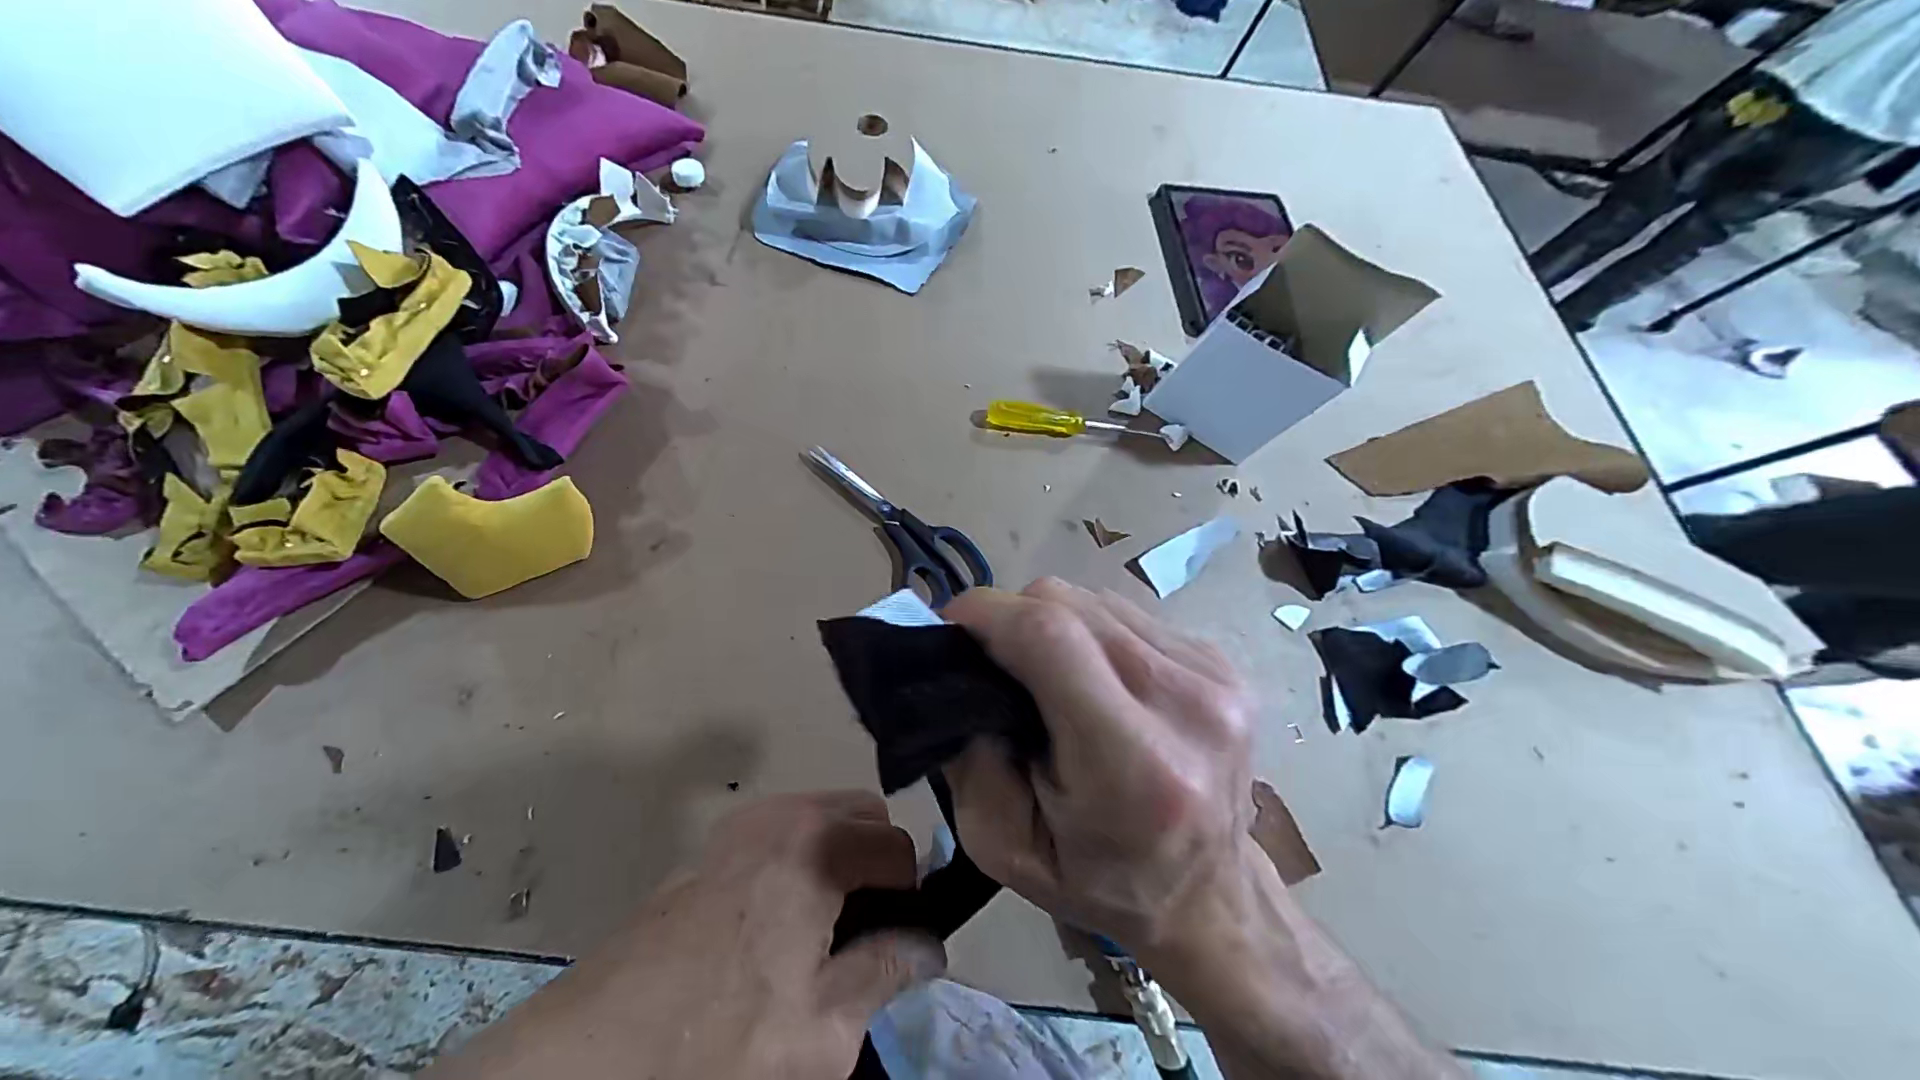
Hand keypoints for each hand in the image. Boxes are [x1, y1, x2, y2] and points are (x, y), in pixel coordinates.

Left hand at [422, 792, 945, 1079]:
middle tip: (864, 932)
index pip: (901, 847)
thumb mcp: (823, 1029)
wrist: (591, 1053)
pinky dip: (802, 858)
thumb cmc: (717, 1042)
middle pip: (865, 814)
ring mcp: (741, 822)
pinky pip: (784, 829)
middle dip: (879, 864)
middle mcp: (783, 813)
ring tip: (822, 929)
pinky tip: (776, 921)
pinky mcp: (712, 843)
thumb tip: (925, 944)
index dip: (912, 898)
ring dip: (841, 857)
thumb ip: (887, 971)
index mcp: (818, 847)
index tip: (899, 945)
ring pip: (823, 815)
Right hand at [944, 580, 1461, 1079]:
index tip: (951, 626)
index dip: (988, 613)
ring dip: (1054, 622)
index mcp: (1133, 764)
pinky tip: (1093, 675)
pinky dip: (1092, 631)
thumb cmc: (1098, 883)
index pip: (1050, 637)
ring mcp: (1215, 677)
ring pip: (1097, 600)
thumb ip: (969, 757)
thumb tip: (959, 668)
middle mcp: (1186, 705)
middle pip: (1070, 605)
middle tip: (991, 658)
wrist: (1208, 896)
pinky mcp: (1223, 662)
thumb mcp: (1003, 846)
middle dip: (1013, 616)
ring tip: (1046, 674)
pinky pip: (1128, 614)